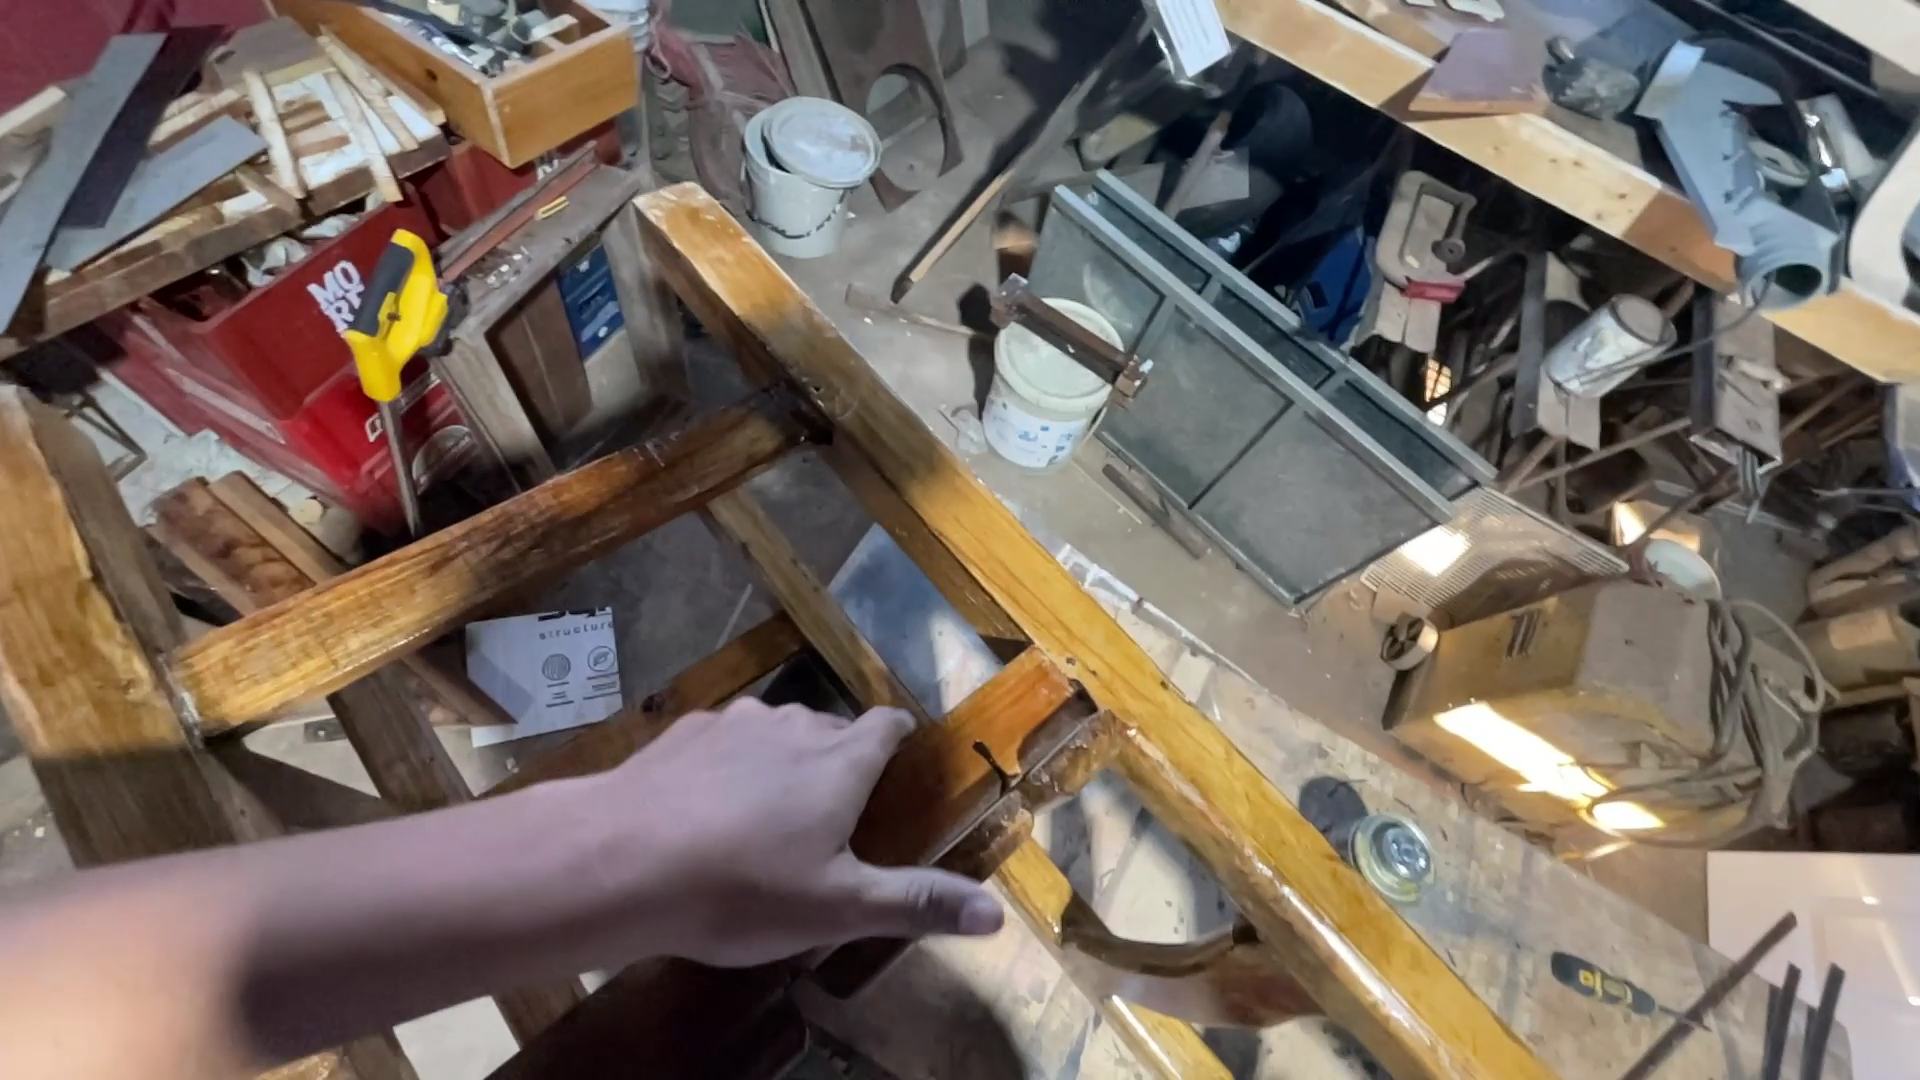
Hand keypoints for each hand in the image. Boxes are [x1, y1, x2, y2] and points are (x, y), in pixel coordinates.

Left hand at [604, 698, 1004, 965]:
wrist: (619, 860)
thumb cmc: (741, 887)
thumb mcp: (837, 908)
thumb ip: (916, 903)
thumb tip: (997, 912)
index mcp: (841, 762)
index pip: (887, 724)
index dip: (899, 734)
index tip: (901, 748)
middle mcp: (797, 726)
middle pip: (834, 727)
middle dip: (841, 755)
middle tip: (831, 805)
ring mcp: (740, 721)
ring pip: (780, 728)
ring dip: (786, 754)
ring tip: (768, 804)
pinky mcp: (689, 728)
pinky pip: (729, 734)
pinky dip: (733, 756)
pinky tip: (707, 799)